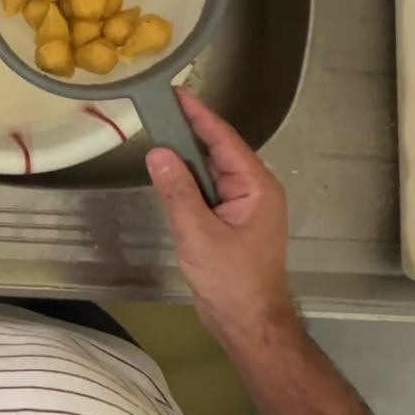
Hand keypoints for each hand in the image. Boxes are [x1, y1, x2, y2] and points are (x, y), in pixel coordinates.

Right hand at [146, 89, 295, 338]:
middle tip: (160, 108)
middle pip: (219, 151)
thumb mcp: (199, 234)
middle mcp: (253, 190)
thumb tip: (159, 153)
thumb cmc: (231, 280)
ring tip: (159, 132)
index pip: (224, 140)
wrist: (248, 321)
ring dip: (187, 155)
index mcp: (256, 187)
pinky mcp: (230, 221)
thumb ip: (178, 192)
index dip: (200, 115)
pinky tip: (169, 174)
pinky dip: (188, 179)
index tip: (178, 93)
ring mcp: (243, 206)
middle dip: (191, 129)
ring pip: (211, 171)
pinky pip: (207, 190)